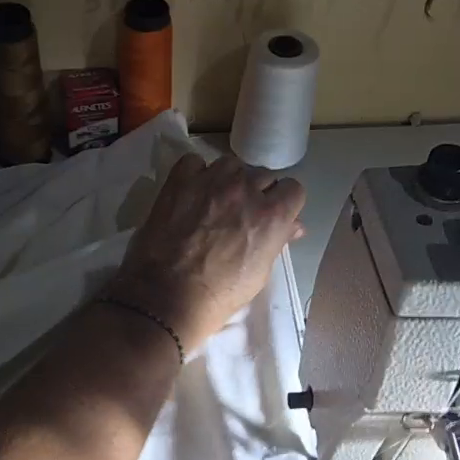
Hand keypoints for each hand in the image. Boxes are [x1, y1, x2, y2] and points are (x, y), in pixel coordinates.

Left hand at [108, 153, 303, 346]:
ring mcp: (212, 180)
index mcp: (272, 214)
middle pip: (262, 175)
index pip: (293, 189)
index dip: (282, 203)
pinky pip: (195, 162)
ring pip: (231, 164)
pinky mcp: (180, 180)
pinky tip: (192, 192)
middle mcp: (246, 189)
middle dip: (256, 192)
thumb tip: (293, 226)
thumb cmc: (219, 294)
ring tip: (216, 201)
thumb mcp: (259, 273)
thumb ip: (277, 240)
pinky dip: (196, 173)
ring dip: (229, 179)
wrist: (166, 297)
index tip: (271, 215)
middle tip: (240, 214)